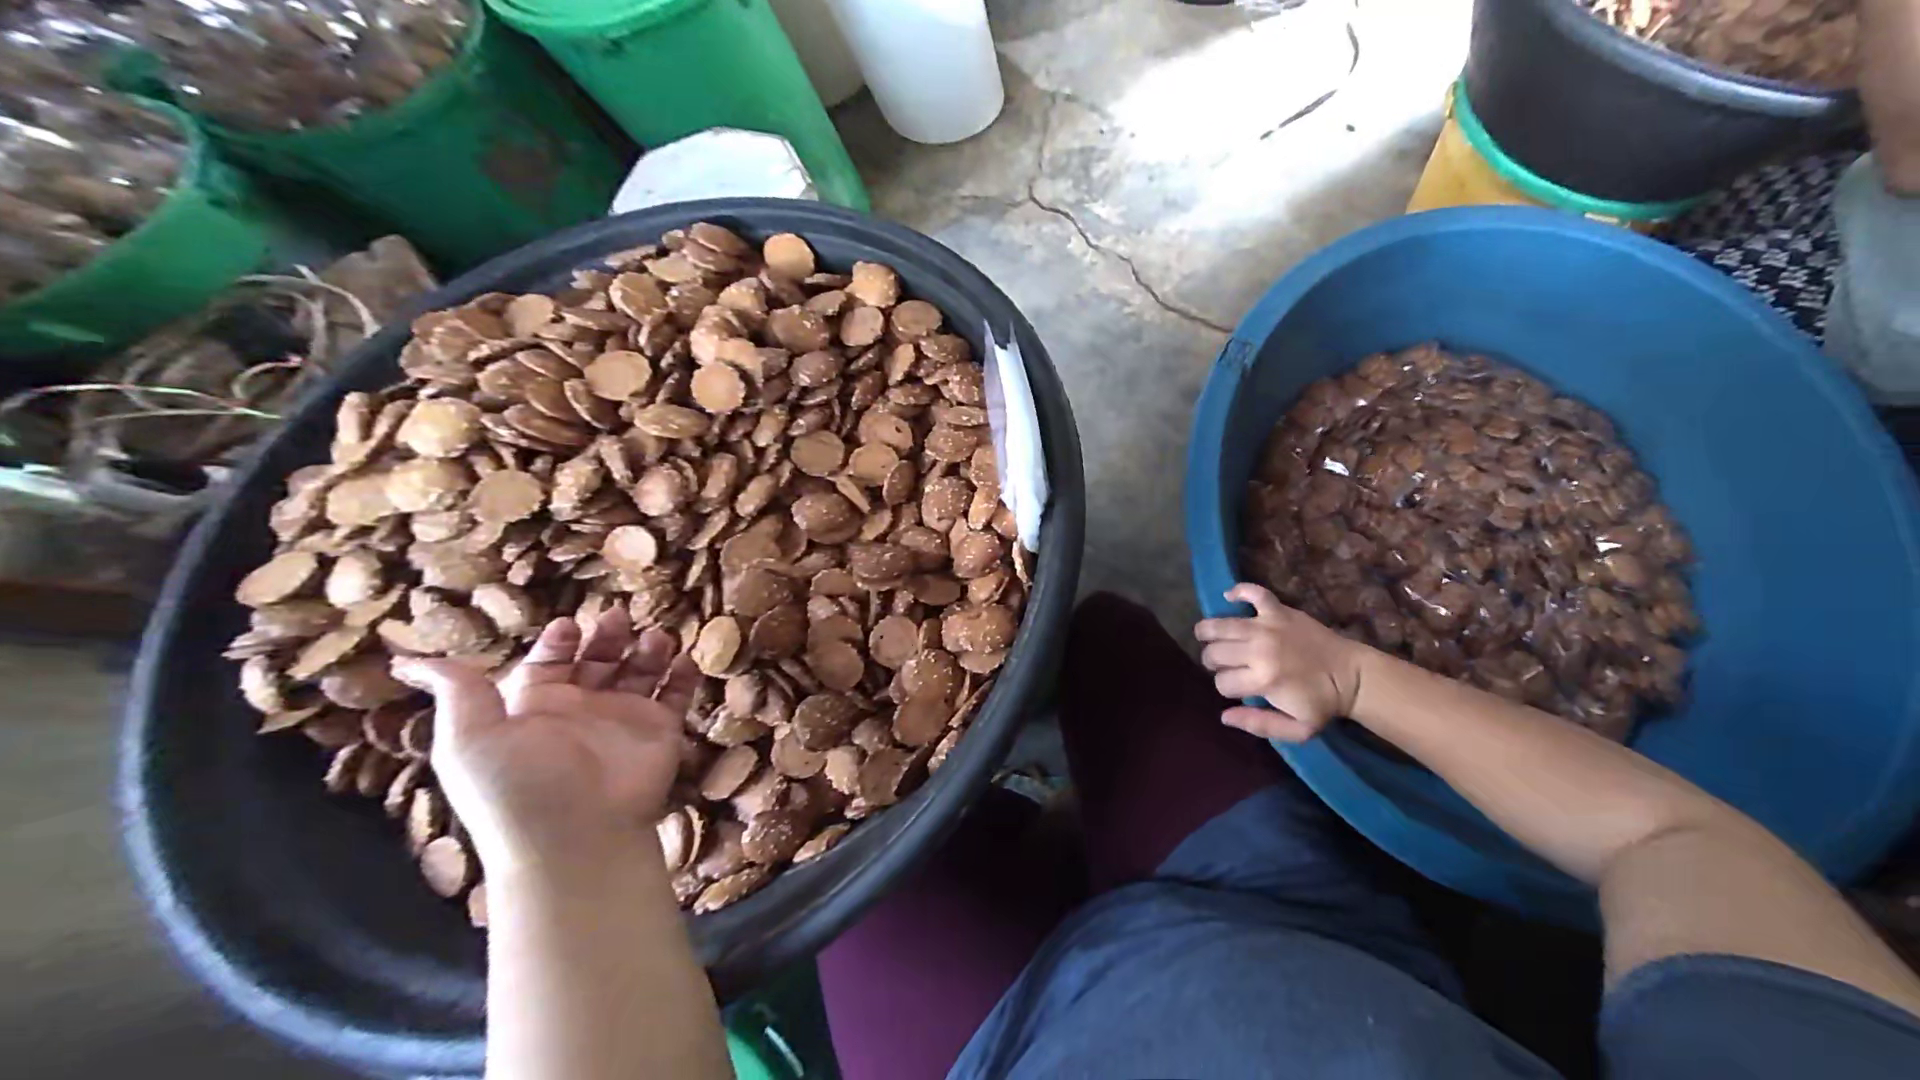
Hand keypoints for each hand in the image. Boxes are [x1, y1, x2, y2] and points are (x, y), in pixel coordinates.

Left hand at [391, 611, 699, 877]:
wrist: (578, 838)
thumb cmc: (518, 784)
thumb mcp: (468, 739)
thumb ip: (456, 691)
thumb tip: (405, 660)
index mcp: (535, 708)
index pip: (548, 662)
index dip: (558, 640)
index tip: (570, 624)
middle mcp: (582, 710)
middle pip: (599, 659)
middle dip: (608, 635)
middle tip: (619, 615)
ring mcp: (624, 720)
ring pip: (641, 672)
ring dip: (649, 649)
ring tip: (657, 635)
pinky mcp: (660, 731)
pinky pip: (676, 696)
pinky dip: (683, 676)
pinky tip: (684, 659)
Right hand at [1194, 583, 1368, 742]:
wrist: (1354, 677)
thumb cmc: (1323, 704)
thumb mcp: (1296, 729)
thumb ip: (1258, 725)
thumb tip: (1224, 716)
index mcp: (1262, 680)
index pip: (1222, 682)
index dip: (1225, 687)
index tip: (1237, 688)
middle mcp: (1259, 650)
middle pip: (1214, 653)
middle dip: (1213, 662)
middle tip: (1224, 665)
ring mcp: (1268, 627)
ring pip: (1221, 624)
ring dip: (1208, 631)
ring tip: (1209, 637)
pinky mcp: (1280, 611)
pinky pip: (1254, 593)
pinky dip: (1239, 591)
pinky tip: (1230, 597)